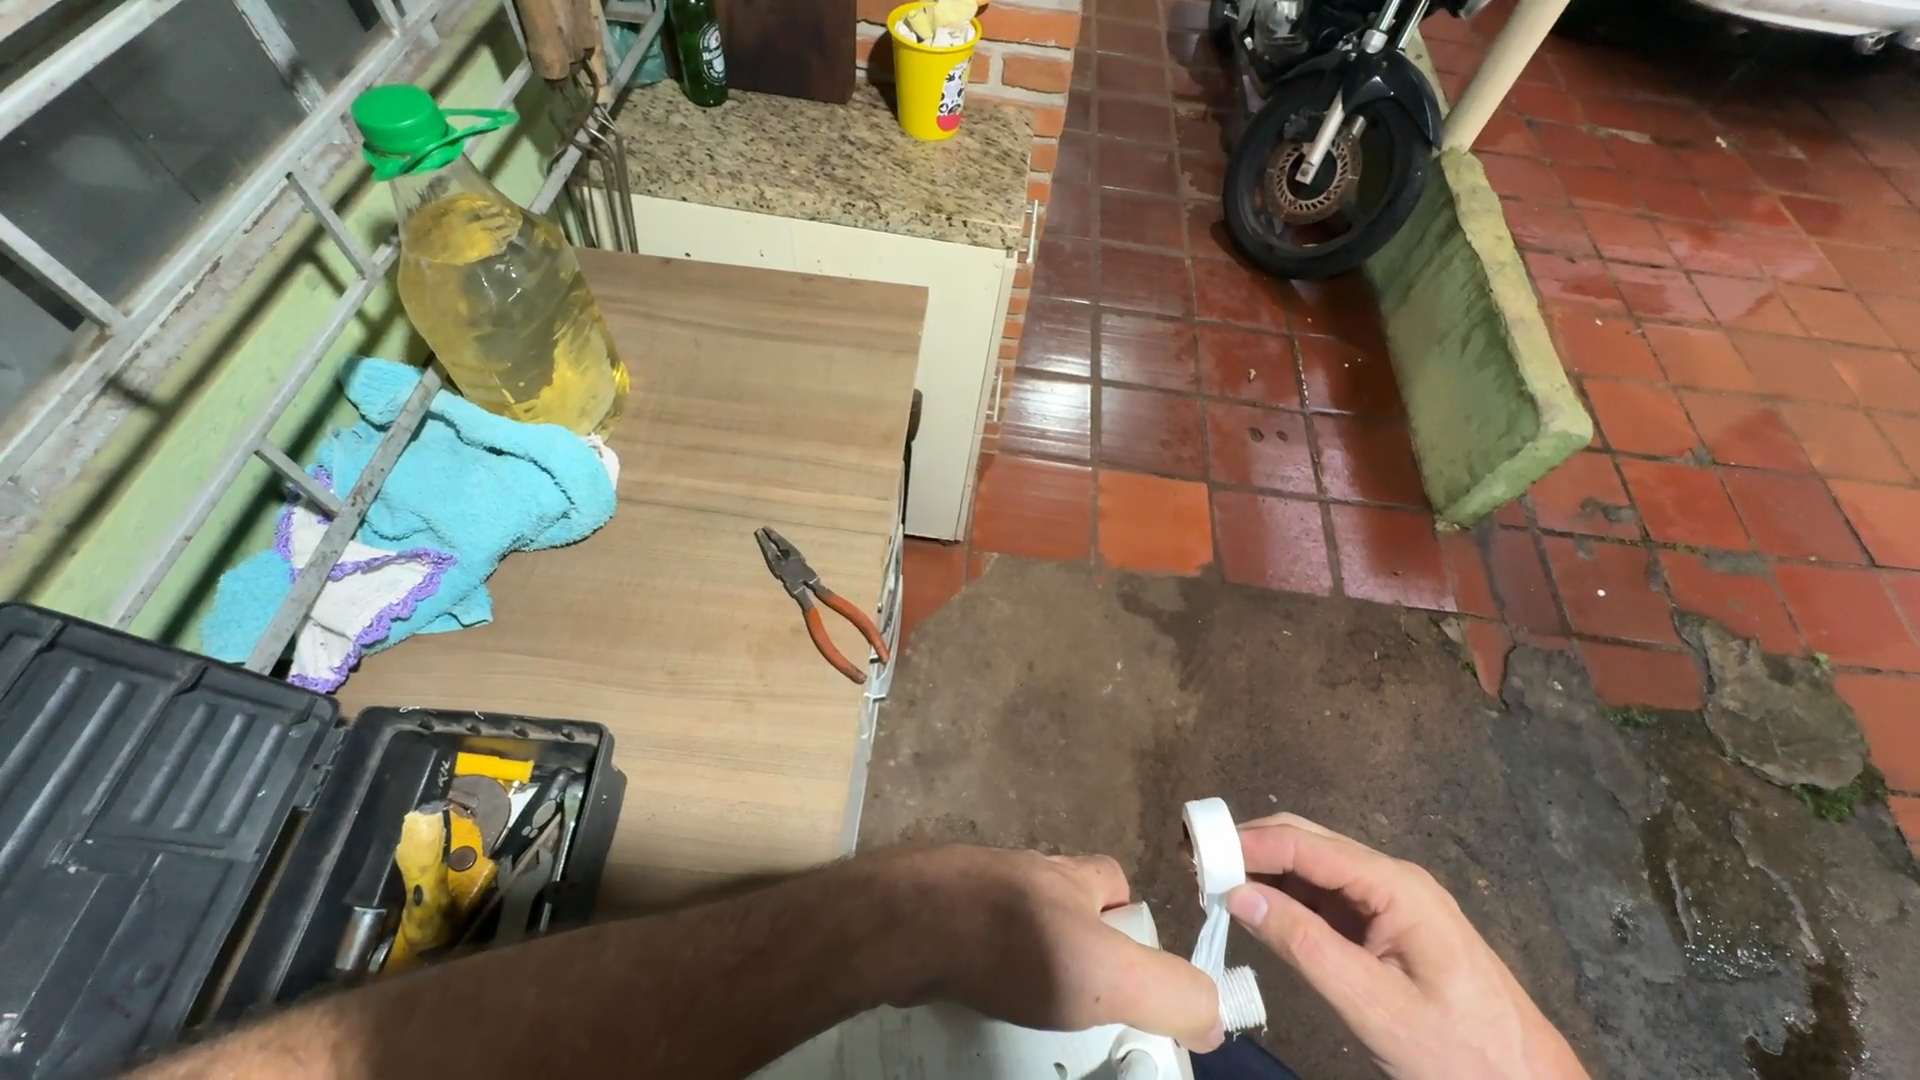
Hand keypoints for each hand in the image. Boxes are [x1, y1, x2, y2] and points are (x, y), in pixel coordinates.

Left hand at [885, 846, 1223, 1050]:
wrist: (909, 925)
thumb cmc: (1014, 942)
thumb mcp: (1110, 975)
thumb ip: (1171, 992)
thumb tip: (1215, 1017)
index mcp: (1069, 877)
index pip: (1113, 882)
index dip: (1129, 920)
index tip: (1127, 970)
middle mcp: (1024, 873)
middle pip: (1064, 900)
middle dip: (1077, 943)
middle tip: (1080, 1003)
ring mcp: (975, 888)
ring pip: (1016, 921)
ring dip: (1028, 958)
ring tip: (1030, 1014)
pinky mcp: (937, 912)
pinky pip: (973, 938)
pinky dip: (983, 967)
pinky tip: (981, 999)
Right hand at [1226, 815, 1586, 1079]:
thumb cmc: (1460, 1053)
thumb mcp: (1375, 1006)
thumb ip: (1304, 945)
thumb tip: (1238, 893)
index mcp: (1395, 886)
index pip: (1306, 846)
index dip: (1248, 843)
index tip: (1196, 850)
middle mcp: (1390, 879)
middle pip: (1307, 844)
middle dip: (1248, 845)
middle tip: (1194, 858)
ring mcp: (1388, 902)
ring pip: (1311, 867)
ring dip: (1261, 869)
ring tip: (1210, 878)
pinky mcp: (1383, 926)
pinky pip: (1323, 897)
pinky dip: (1282, 895)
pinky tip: (1251, 902)